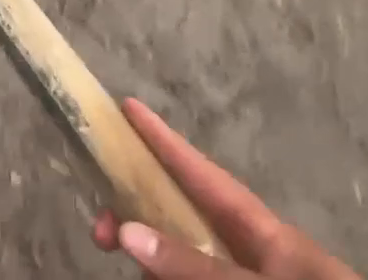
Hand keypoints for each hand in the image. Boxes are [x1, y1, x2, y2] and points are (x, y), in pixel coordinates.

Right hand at [92, 99, 361, 279]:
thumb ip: (194, 262)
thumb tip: (124, 230)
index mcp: (267, 232)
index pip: (204, 174)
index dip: (164, 140)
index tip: (126, 106)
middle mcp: (256, 249)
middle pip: (184, 212)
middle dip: (136, 210)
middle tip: (100, 226)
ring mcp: (250, 272)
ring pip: (183, 247)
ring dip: (149, 249)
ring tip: (119, 255)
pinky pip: (194, 272)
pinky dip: (167, 272)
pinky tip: (150, 277)